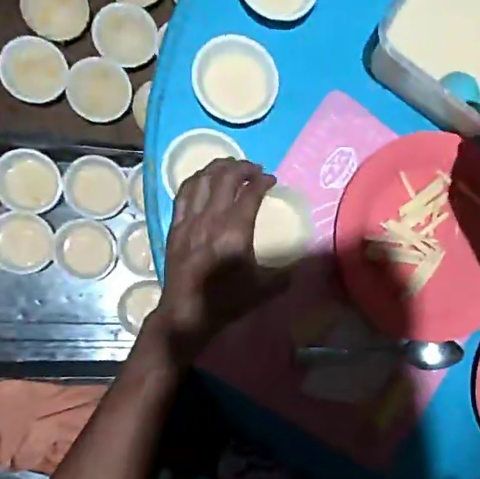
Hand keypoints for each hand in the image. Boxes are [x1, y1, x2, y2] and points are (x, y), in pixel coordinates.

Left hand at [151, 158, 286, 362]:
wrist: (186, 313)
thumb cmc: (227, 301)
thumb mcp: (264, 289)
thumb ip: (286, 274)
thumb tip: (304, 266)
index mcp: (235, 231)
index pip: (250, 192)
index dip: (263, 181)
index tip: (271, 180)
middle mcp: (211, 218)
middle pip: (225, 178)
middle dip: (242, 167)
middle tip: (254, 169)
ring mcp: (190, 220)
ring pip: (202, 180)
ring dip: (218, 167)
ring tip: (230, 165)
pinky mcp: (175, 226)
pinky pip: (183, 193)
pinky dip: (196, 180)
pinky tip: (203, 179)